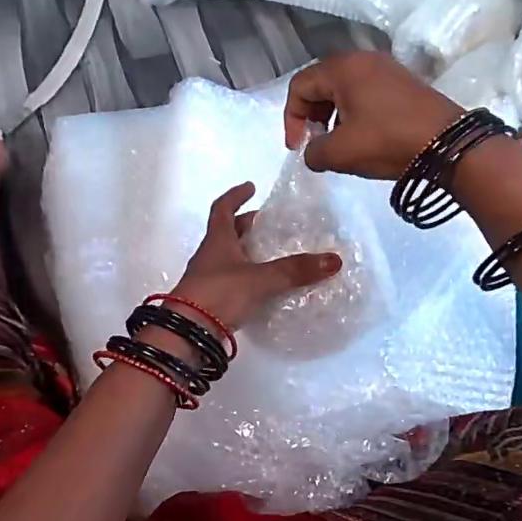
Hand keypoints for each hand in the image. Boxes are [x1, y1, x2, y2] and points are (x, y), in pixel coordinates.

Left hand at [169, 182, 341, 332]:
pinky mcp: (210, 303)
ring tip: (271, 256)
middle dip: (247, 226)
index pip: (223, 209)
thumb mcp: (260, 280)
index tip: (251, 187)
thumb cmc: (219, 295)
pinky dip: (246, 279)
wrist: (187, 333)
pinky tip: (262, 288)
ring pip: (229, 259)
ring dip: (247, 254)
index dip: (236, 196)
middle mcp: (209, 256)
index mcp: (217, 240)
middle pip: (227, 234)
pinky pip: (231, 283)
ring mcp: (207, 280)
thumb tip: (333, 260)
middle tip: (269, 225)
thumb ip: (294, 271)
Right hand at [283, 51, 464, 178]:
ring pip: (343, 89)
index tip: (298, 147)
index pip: (300, 86)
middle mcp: (363, 59)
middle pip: (321, 83)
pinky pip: (365, 93)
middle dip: (312, 116)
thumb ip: (313, 152)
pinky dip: (353, 113)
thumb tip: (313, 151)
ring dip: (332, 116)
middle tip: (316, 143)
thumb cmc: (387, 141)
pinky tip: (363, 137)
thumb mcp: (340, 153)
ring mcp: (385, 68)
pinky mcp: (401, 83)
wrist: (446, 144)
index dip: (291, 118)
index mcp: (343, 68)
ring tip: (339, 144)